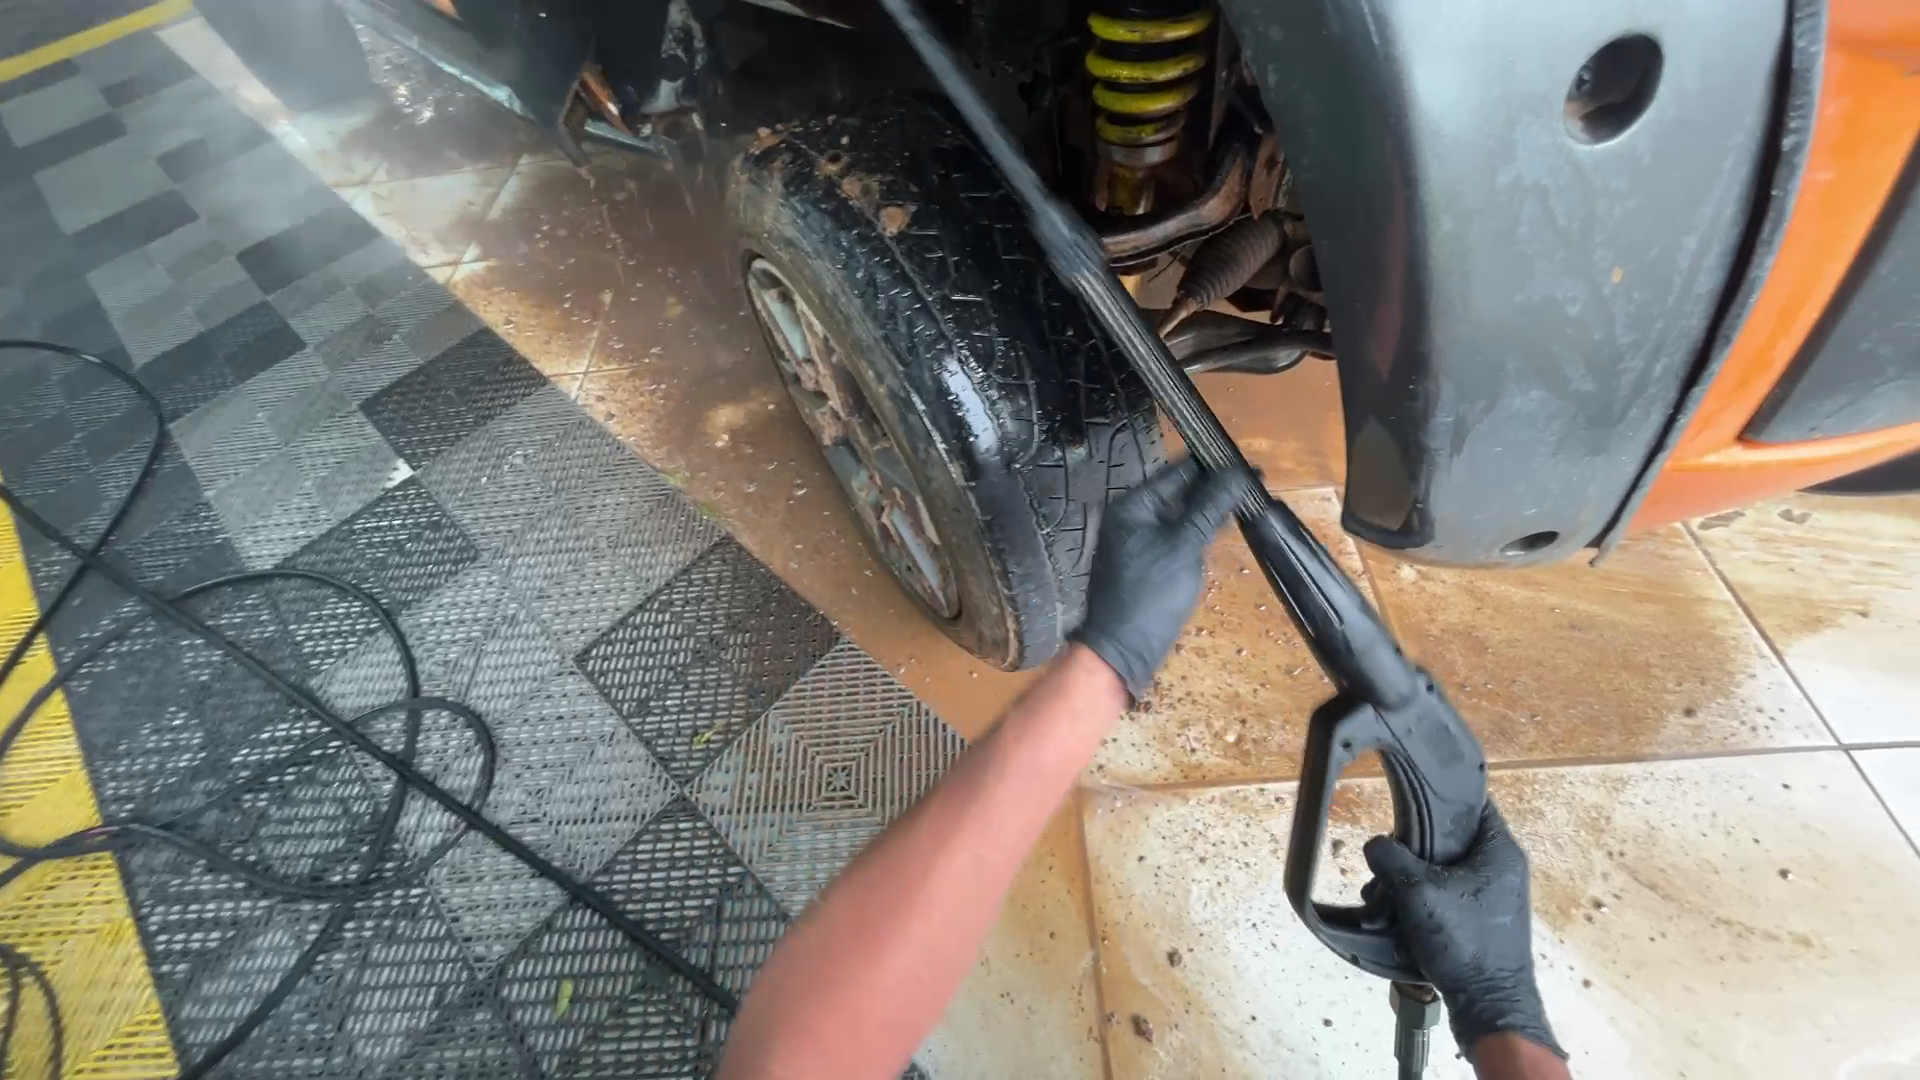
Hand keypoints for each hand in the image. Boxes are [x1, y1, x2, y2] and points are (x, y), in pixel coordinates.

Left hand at [1071, 458, 1243, 699]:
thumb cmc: (1150, 593)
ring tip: (1250, 499)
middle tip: (1256, 481)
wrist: (1123, 647)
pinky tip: (1227, 526)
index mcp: (1131, 505)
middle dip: (1215, 486)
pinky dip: (1201, 529)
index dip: (1212, 465)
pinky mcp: (1151, 560)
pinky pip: (1178, 534)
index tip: (1248, 462)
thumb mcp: (1184, 546)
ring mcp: (1140, 539)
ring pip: (1181, 513)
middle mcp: (1132, 516)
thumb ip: (1209, 507)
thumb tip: (1239, 471)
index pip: (1177, 472)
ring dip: (1211, 507)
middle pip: (1179, 491)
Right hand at [1364, 802, 1565, 1060]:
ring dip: (1410, 872)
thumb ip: (1389, 855)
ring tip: (1385, 888)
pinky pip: (1443, 890)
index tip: (1406, 789)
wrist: (1489, 1006)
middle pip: (1449, 833)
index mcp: (1499, 851)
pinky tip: (1396, 908)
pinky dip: (1419, 893)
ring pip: (1441, 864)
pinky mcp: (1479, 917)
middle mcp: (1501, 867)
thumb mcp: (1416, 890)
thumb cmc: (1462, 939)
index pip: (1472, 801)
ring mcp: (1492, 895)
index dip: (1439, 791)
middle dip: (1412, 842)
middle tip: (1389, 850)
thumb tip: (1376, 844)